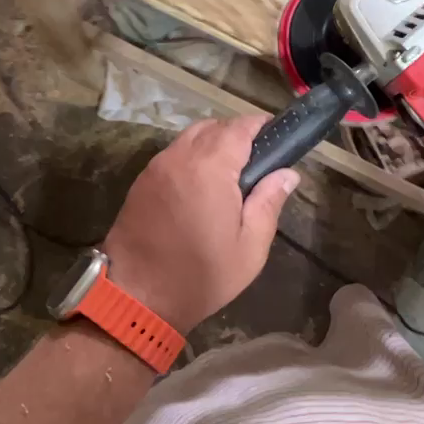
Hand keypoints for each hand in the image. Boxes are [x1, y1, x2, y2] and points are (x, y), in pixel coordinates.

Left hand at [101, 116, 299, 333]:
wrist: (136, 297)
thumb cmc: (201, 275)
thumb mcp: (249, 246)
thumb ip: (269, 202)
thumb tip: (287, 173)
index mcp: (210, 167)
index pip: (239, 127)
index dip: (260, 126)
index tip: (276, 137)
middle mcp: (180, 157)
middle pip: (212, 126)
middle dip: (236, 134)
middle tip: (256, 160)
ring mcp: (155, 168)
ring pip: (189, 138)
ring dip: (211, 144)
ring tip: (229, 173)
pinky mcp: (140, 182)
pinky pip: (172, 155)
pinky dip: (190, 157)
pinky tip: (200, 185)